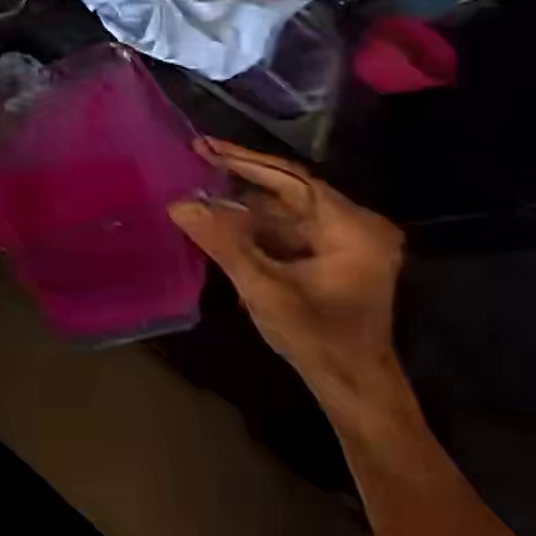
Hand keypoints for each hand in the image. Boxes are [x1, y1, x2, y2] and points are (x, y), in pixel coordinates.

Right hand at [168, 138, 406, 426]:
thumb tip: (179, 204)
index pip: (291, 179)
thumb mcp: (265, 290)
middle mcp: (355, 224)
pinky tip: (221, 220)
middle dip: (240, 177)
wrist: (355, 389)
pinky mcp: (333, 253)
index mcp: (352, 227)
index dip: (244, 160)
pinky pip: (287, 226)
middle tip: (197, 155)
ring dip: (244, 203)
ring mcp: (346, 239)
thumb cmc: (319, 341)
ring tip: (200, 189)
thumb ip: (223, 243)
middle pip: (288, 189)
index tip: (204, 146)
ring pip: (284, 207)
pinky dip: (255, 224)